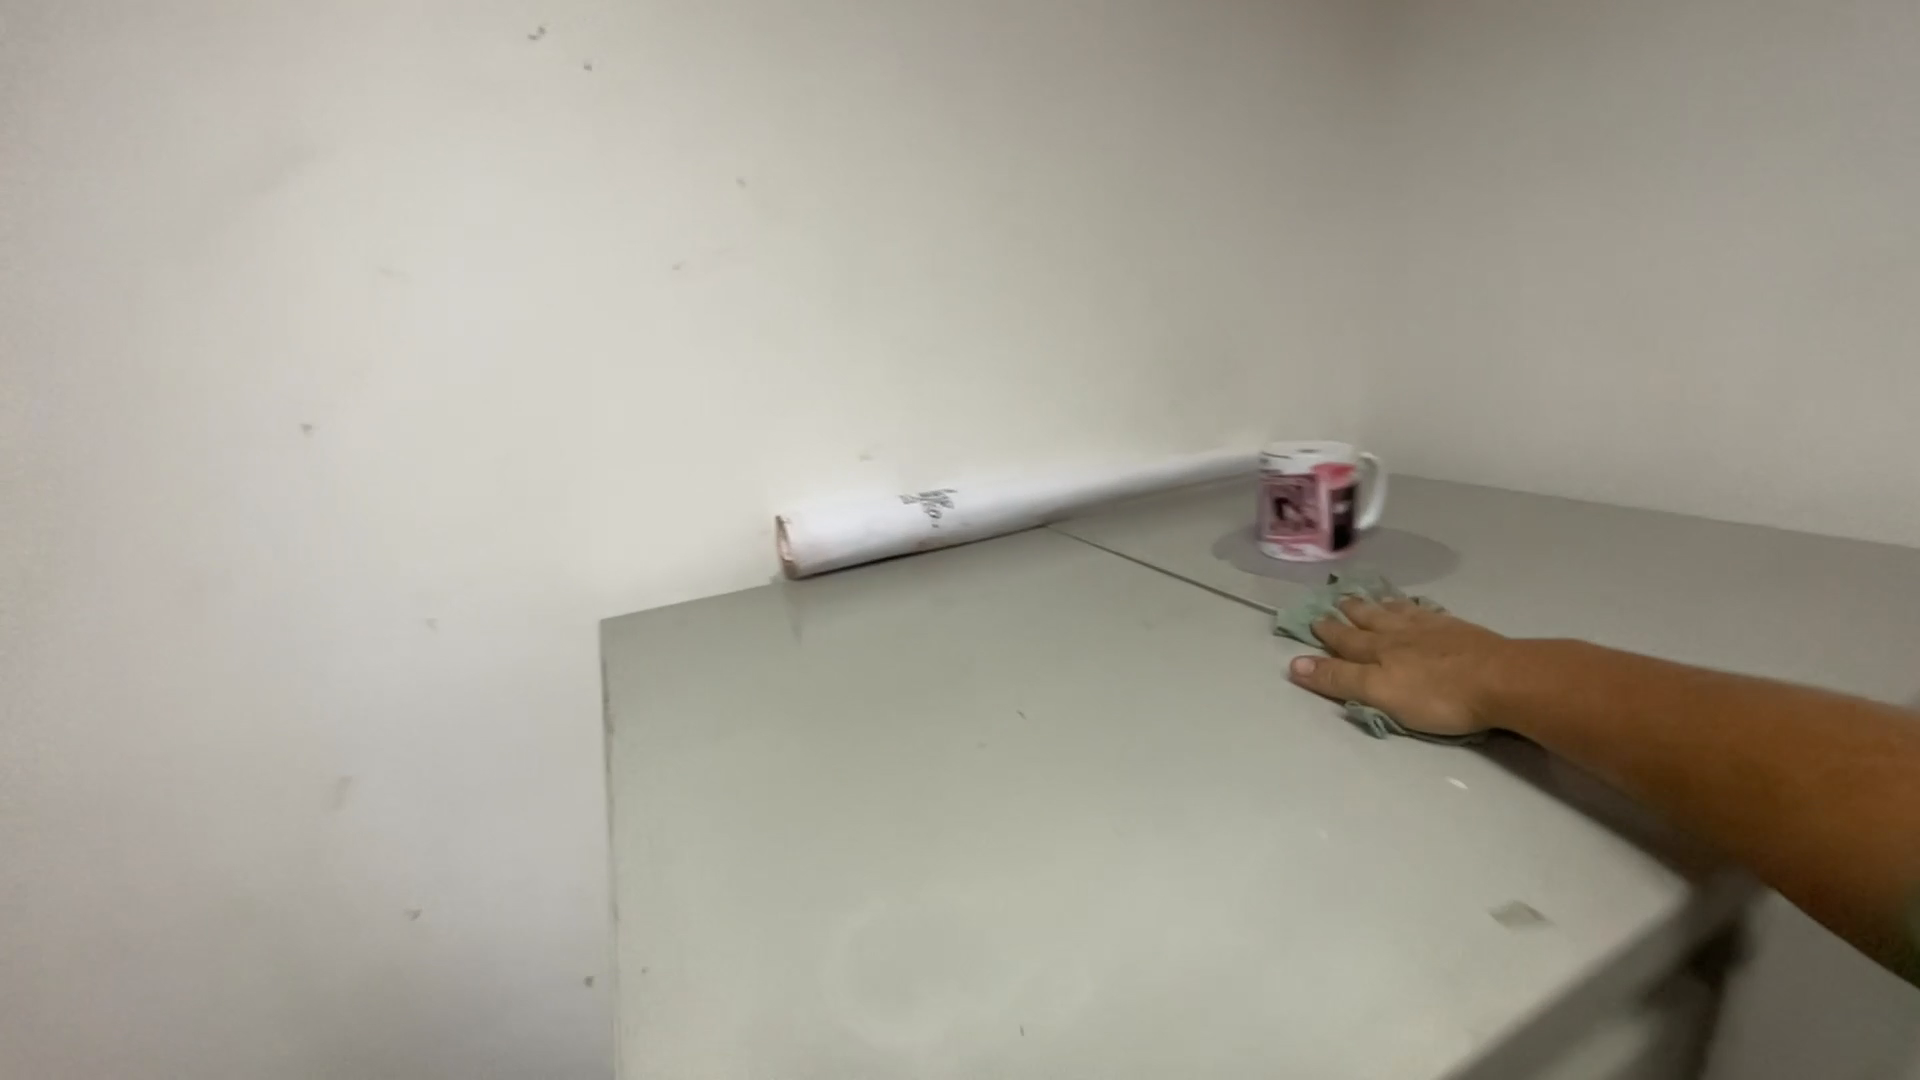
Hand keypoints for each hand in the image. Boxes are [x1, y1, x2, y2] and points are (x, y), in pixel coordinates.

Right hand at [1288, 597, 1514, 737]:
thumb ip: (1338, 678)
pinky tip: (1420, 608)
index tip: (1313, 621)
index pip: (1345, 642)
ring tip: (1373, 598)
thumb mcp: (1378, 693)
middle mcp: (1400, 635)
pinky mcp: (1463, 632)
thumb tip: (1293, 664)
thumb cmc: (1438, 695)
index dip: (1328, 634)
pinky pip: (1432, 615)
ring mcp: (1434, 630)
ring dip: (1382, 606)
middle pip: (1370, 621)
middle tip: (1338, 600)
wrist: (1504, 681)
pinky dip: (1418, 609)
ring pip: (1399, 613)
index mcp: (1377, 651)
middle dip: (1351, 613)